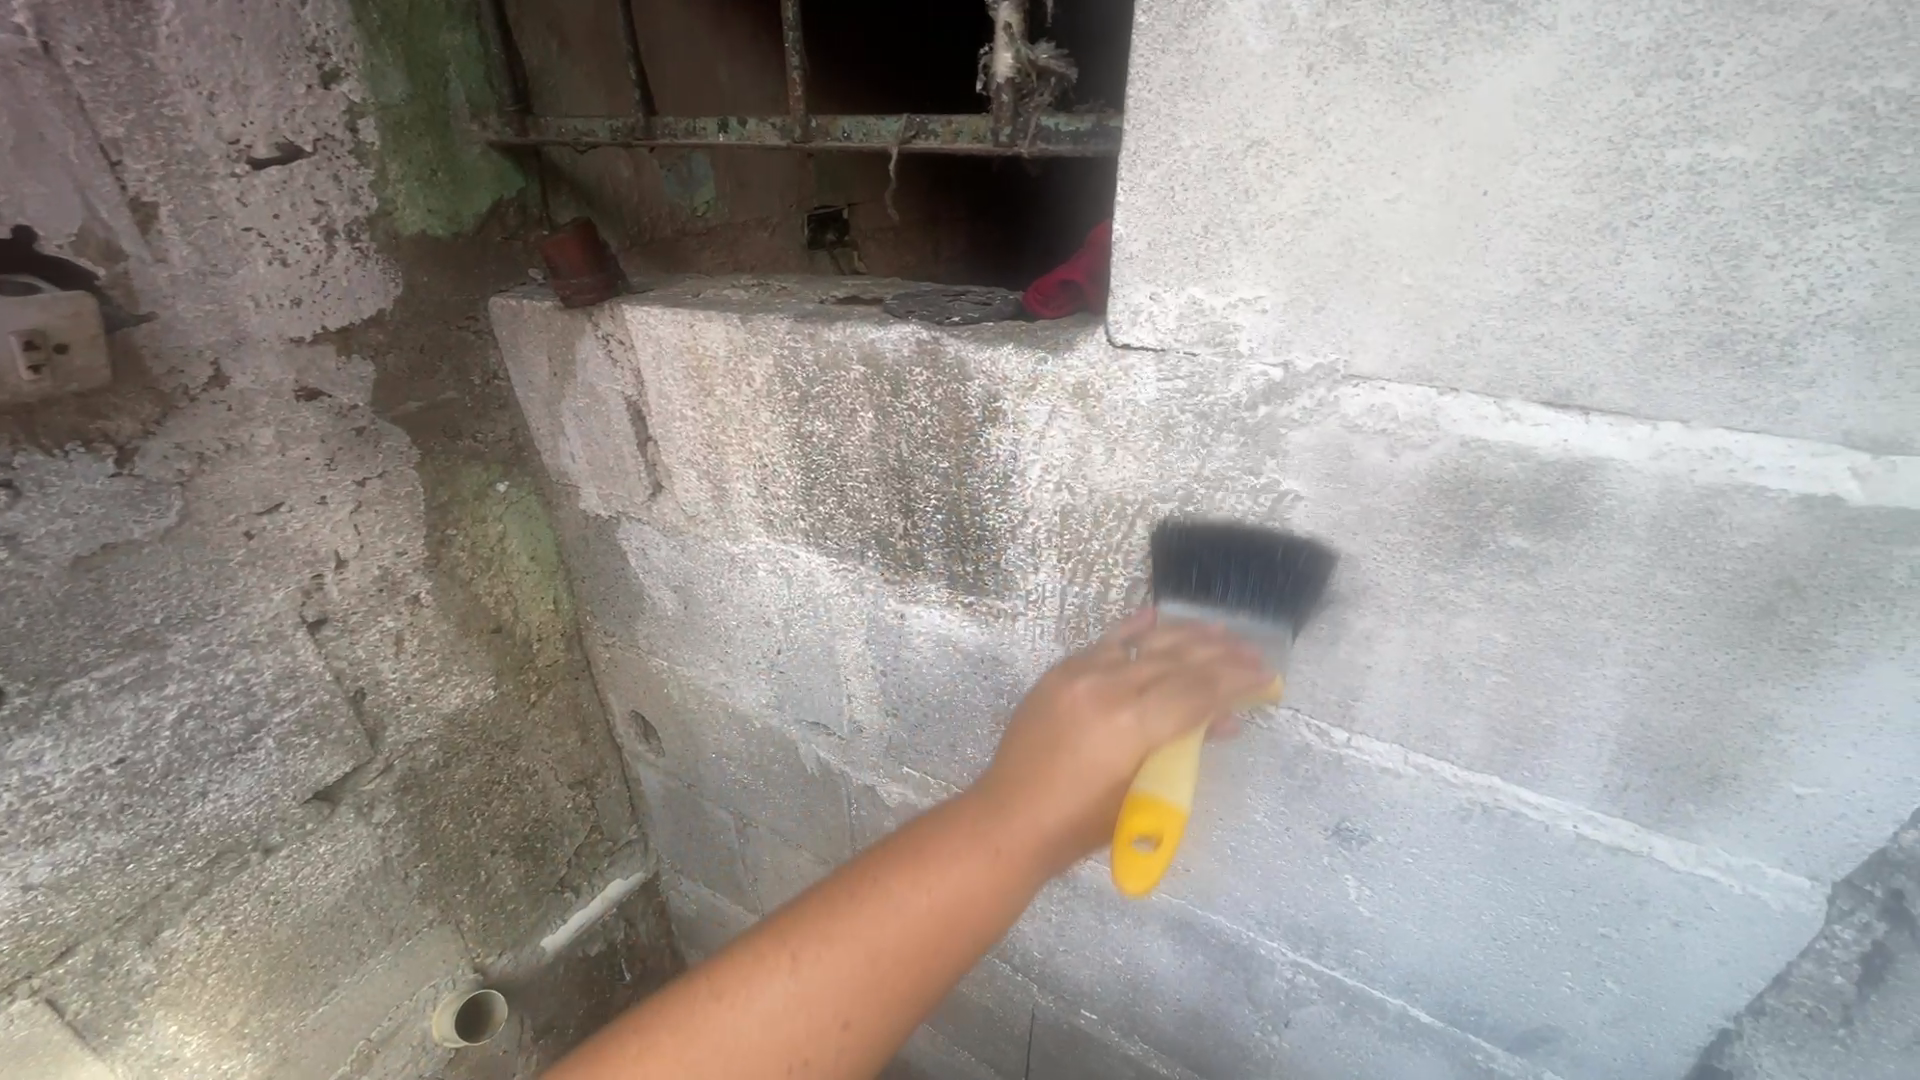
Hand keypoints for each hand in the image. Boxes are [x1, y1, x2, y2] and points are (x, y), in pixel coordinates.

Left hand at [968, 609, 1273, 875]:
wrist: (1010, 818)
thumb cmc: (1081, 823)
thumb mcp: (1142, 794)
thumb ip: (1183, 749)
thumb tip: (1227, 721)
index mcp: (1132, 724)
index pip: (1198, 690)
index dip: (1235, 680)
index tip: (1265, 674)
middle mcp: (1108, 688)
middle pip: (1176, 662)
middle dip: (1219, 656)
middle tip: (1252, 652)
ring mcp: (1079, 675)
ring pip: (1142, 646)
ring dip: (1183, 636)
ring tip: (1218, 631)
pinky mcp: (1059, 673)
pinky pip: (1103, 643)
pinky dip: (1131, 629)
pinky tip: (1154, 615)